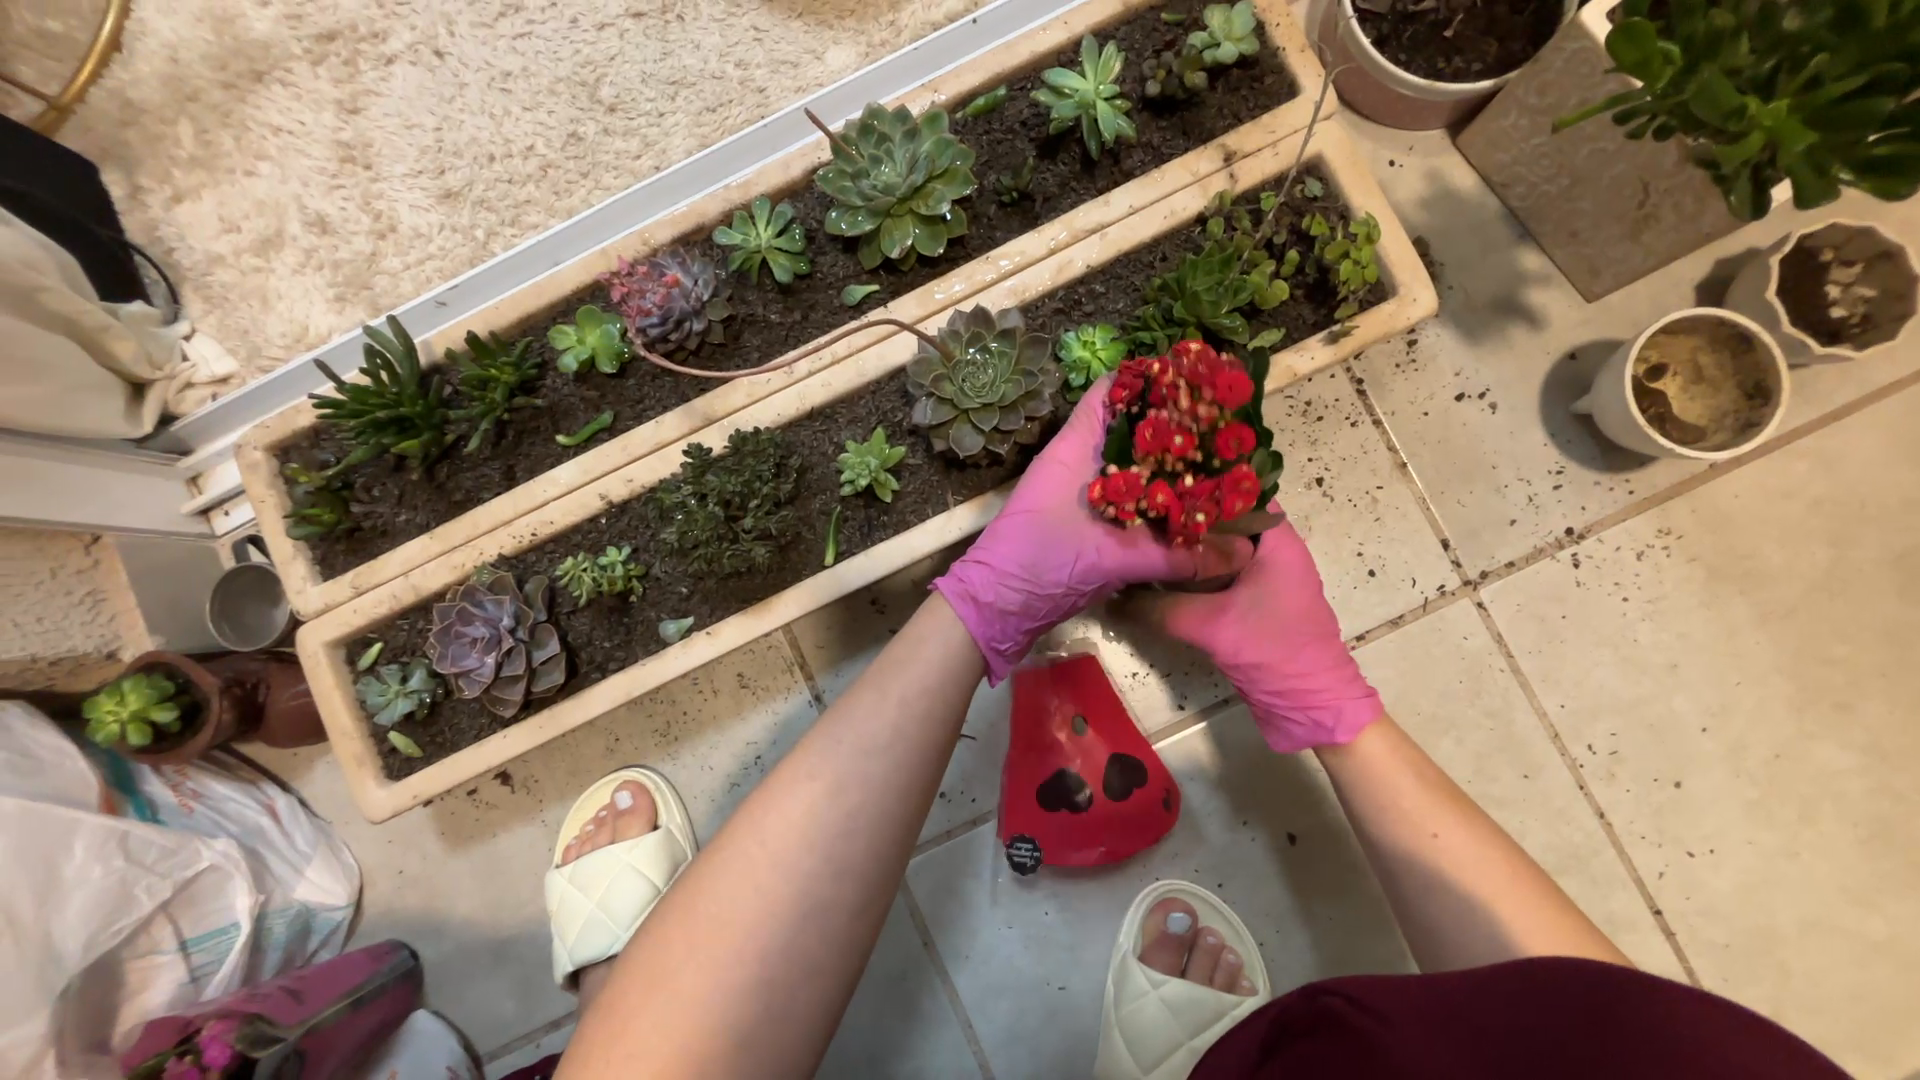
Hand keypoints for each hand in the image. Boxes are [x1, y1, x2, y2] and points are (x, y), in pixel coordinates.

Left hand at [932, 376, 1252, 684]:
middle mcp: (1076, 460)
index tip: (1199, 380)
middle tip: (1223, 426)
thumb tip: (1241, 554)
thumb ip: (1178, 556)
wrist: (995, 606)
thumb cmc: (1042, 564)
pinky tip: (1187, 505)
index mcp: (1074, 447)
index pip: (1113, 391)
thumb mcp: (1113, 558)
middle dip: (1173, 425)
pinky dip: (1153, 497)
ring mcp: (1078, 489)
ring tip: (1218, 460)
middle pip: (1129, 427)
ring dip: (1165, 464)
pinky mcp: (1082, 518)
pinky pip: (1125, 497)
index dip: (1153, 379)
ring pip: (1129, 464)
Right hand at [1131, 509, 1382, 752]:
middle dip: (1177, 514)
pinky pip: (1212, 571)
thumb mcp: (1209, 626)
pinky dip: (1186, 569)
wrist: (1309, 705)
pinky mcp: (1248, 597)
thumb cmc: (1273, 653)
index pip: (1232, 491)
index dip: (1192, 484)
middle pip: (1219, 516)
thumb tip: (1110, 597)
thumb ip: (1157, 608)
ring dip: (1179, 544)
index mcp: (1274, 538)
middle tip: (1133, 511)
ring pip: (1213, 545)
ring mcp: (1259, 573)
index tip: (1150, 486)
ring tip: (1134, 535)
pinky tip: (1151, 570)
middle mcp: (1269, 546)